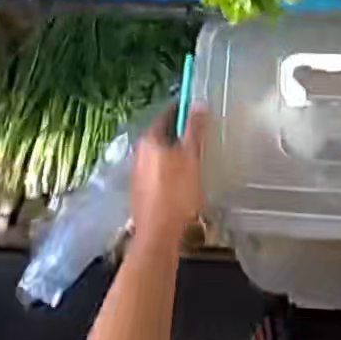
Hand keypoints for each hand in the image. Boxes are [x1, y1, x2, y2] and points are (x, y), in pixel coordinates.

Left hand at [131, 107, 205, 247]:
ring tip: (197, 154)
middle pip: (163, 133)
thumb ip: (195, 129)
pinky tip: (185, 177)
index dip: (183, 109)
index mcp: (149, 140)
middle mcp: (139, 153)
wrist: (158, 236)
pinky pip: (158, 169)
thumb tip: (198, 103)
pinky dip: (171, 167)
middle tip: (202, 132)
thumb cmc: (177, 192)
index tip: (199, 109)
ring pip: (161, 153)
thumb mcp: (191, 156)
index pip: (167, 114)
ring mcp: (138, 173)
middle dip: (181, 131)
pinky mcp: (141, 190)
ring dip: (177, 150)